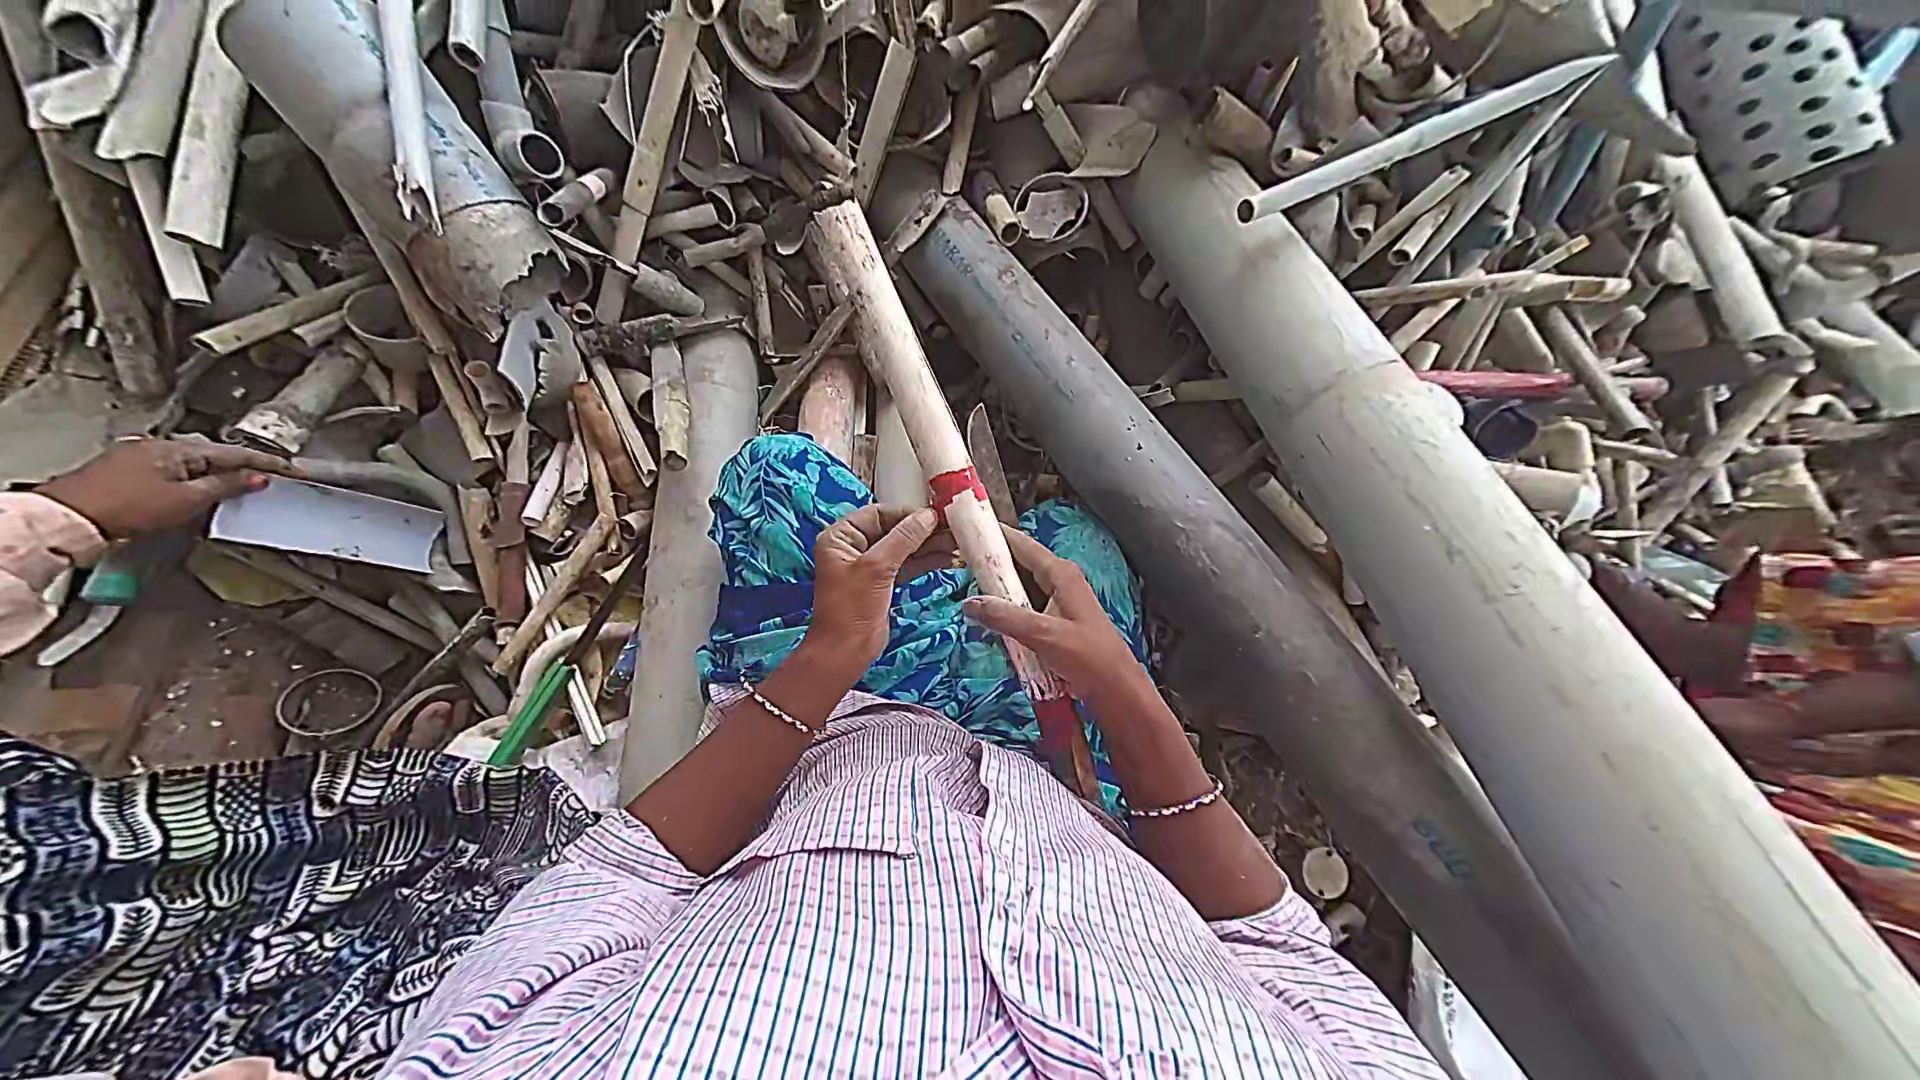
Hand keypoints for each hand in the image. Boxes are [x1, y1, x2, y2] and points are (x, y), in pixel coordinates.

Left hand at [35, 438, 297, 538]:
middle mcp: (157, 446)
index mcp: (175, 449)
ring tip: (246, 487)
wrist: (66, 519)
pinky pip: (178, 471)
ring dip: (223, 475)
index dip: (270, 464)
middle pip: (215, 456)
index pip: (236, 454)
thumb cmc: (128, 507)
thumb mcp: (188, 498)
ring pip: (196, 464)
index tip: (297, 472)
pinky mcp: (128, 472)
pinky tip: (208, 491)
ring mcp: (140, 458)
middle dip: (247, 467)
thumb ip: (227, 486)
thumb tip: (258, 478)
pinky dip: (200, 480)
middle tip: (275, 480)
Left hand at [804, 504, 953, 679]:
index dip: (908, 514)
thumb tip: (928, 516)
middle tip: (953, 529)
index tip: (936, 514)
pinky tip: (948, 558)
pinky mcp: (883, 583)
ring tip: (957, 543)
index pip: (879, 514)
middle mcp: (854, 547)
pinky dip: (926, 561)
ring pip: (904, 549)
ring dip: (929, 546)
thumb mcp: (877, 568)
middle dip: (923, 531)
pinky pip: (907, 565)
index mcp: (842, 537)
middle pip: (894, 530)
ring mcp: (869, 566)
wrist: (845, 651)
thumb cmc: (852, 607)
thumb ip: (903, 539)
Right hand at [961, 526, 1146, 705]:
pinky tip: (996, 634)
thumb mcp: (1043, 635)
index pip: (1022, 544)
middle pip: (1017, 566)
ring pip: (1019, 591)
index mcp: (1060, 573)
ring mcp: (1057, 601)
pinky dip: (1009, 619)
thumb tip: (969, 603)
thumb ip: (1005, 617)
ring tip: (976, 610)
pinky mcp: (1054, 622)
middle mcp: (1059, 581)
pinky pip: (1024, 612)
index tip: (968, 530)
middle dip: (991, 572)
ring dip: (999, 600)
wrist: (1116, 689)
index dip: (995, 536)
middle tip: (964, 579)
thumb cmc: (1088, 658)